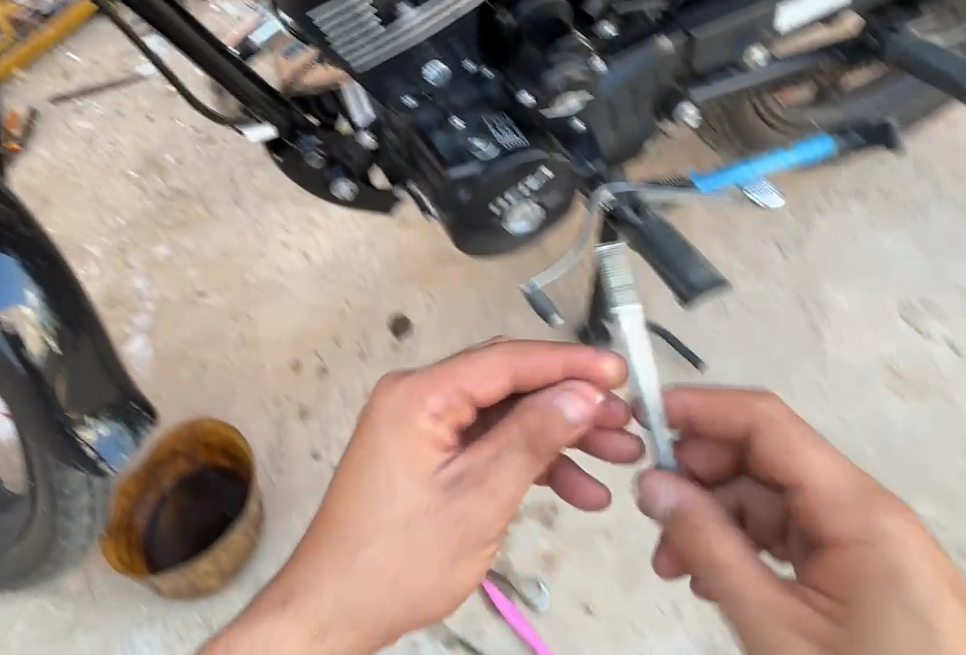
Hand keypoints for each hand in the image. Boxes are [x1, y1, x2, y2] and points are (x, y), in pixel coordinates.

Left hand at [204, 339, 635, 654]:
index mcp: (418, 394)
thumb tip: (579, 395)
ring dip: (557, 435)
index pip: (504, 361)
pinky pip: (486, 441)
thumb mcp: (478, 499)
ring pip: (503, 415)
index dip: (566, 363)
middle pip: (506, 384)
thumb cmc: (396, 558)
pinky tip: (575, 488)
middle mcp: (417, 397)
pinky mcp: (427, 451)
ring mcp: (421, 424)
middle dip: (569, 402)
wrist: (339, 604)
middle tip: (625, 422)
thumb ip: (530, 440)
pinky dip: (529, 460)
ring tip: (617, 456)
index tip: (617, 371)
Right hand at [634, 387, 965, 654]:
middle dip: (697, 476)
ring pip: (769, 500)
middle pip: (762, 458)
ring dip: (714, 520)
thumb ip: (709, 547)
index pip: (762, 420)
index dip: (696, 408)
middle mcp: (864, 509)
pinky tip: (712, 581)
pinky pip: (790, 536)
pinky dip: (745, 548)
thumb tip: (651, 483)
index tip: (637, 421)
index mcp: (855, 508)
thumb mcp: (777, 630)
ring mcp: (868, 543)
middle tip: (649, 515)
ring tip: (672, 566)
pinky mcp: (868, 574)